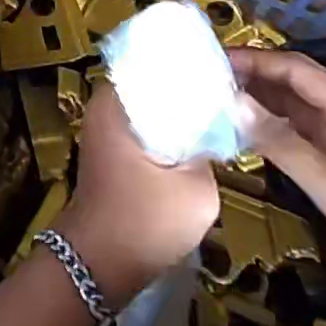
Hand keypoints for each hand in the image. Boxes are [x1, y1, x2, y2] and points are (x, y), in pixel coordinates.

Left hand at [52, 83, 218, 305]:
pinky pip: (141, 126)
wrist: (102, 260)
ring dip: (175, 112)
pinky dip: (164, 130)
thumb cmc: (145, 220)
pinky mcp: (110, 148)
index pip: (152, 65)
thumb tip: (213, 125)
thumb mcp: (196, 189)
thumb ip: (208, 148)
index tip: (219, 70)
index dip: (187, 68)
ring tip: (214, 114)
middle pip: (149, 84)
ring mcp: (104, 127)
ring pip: (147, 107)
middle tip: (223, 92)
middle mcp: (104, 105)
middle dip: (183, 89)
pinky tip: (192, 141)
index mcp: (115, 102)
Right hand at [230, 49, 325, 325]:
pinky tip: (247, 138)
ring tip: (213, 102)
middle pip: (298, 88)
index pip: (300, 71)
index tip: (210, 59)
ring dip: (260, 105)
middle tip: (202, 79)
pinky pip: (306, 142)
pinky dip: (274, 133)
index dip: (255, 59)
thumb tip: (231, 102)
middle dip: (252, 78)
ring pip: (300, 115)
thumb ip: (286, 147)